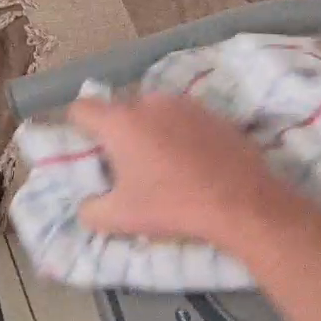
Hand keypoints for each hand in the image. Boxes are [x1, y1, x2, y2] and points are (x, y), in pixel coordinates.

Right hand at [68, 94, 301, 251]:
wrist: (242, 203)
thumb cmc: (173, 205)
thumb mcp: (122, 218)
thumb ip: (92, 211)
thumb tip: (86, 207)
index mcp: (120, 122)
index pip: (81, 109)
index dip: (77, 127)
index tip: (88, 148)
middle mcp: (148, 102)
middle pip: (119, 110)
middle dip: (118, 133)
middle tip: (128, 165)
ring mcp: (183, 104)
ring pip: (153, 112)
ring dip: (150, 131)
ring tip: (163, 164)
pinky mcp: (211, 113)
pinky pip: (182, 118)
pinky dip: (180, 134)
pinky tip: (193, 162)